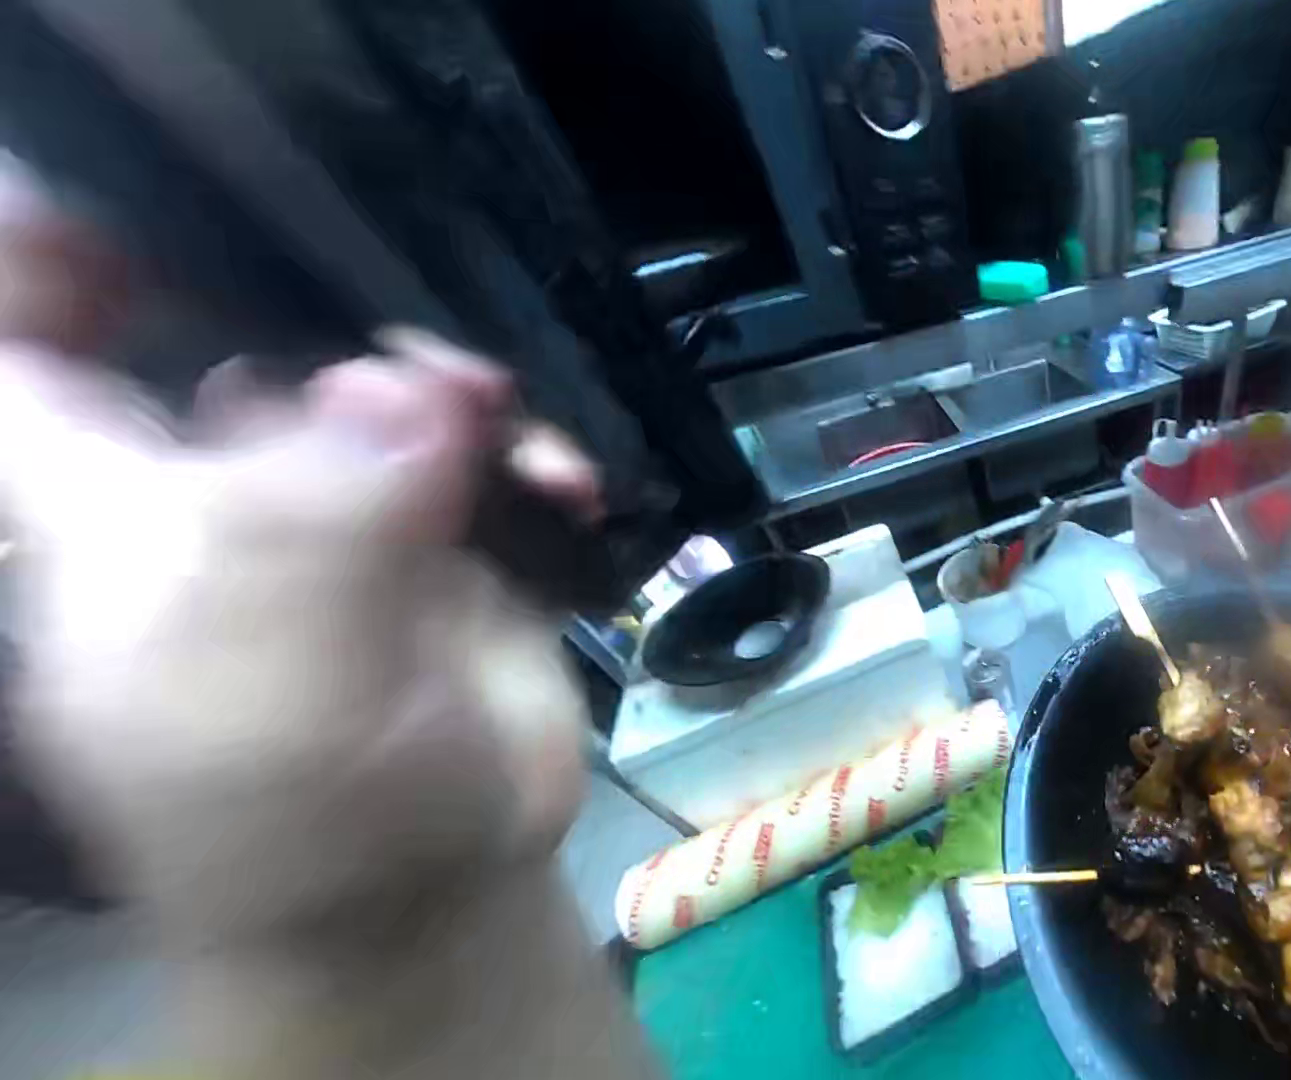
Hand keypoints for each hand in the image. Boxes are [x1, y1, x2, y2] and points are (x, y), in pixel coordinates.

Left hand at [0, 165, 598, 940]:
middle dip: (369, 343)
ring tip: (544, 458)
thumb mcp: (274, 709)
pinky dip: (551, 461)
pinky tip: (578, 493)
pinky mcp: (476, 548)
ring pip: (421, 406)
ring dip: (487, 410)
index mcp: (127, 526)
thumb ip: (314, 552)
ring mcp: (378, 522)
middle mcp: (250, 499)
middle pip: (277, 354)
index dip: (50, 257)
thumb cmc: (320, 821)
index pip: (25, 356)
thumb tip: (401, 389)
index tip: (167, 200)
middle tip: (458, 382)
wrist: (447, 867)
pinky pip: (512, 464)